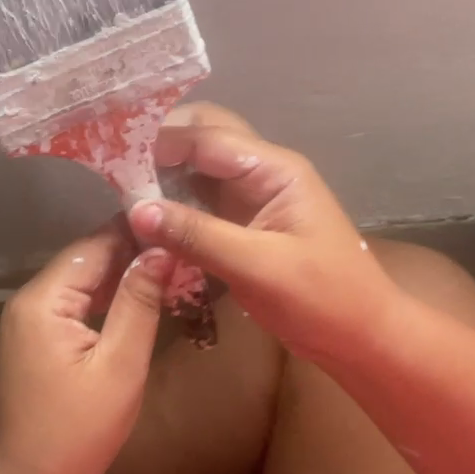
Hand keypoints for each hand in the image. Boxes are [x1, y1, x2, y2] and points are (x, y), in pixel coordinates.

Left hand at [0, 228, 175, 473]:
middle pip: (84, 261)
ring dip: (120, 277)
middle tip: (181, 246)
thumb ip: (139, 303)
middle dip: (131, 252)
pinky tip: (138, 298)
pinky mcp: (33, 340)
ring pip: (80, 283)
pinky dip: (103, 300)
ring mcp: (26, 322)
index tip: (177, 222)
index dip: (134, 232)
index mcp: (42, 301)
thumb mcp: (120, 366)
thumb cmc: (79, 430)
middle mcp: (27, 301)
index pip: (93, 247)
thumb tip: (160, 250)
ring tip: (170, 267)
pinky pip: (71, 306)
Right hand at [128, 108, 396, 367]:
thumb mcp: (258, 266)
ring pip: (199, 168)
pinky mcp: (244, 224)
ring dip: (164, 175)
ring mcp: (253, 197)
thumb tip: (136, 210)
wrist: (361, 336)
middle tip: (115, 165)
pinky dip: (174, 205)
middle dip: (161, 146)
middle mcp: (262, 172)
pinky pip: (201, 201)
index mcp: (274, 169)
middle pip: (204, 137)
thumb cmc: (322, 298)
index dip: (160, 142)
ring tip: (120, 190)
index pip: (207, 137)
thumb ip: (196, 235)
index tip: (113, 157)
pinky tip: (147, 219)